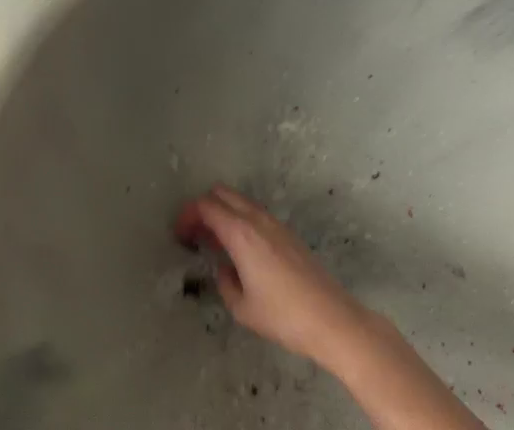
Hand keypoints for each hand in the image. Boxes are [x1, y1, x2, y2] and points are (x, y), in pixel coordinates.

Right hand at [173, 184, 377, 367]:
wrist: (332, 320)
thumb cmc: (283, 316)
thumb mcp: (241, 307)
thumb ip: (224, 282)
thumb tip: (224, 269)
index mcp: (240, 233)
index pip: (206, 206)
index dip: (187, 215)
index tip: (180, 235)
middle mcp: (257, 220)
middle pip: (222, 194)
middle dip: (203, 208)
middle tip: (195, 234)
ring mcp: (276, 225)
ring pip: (241, 202)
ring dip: (223, 213)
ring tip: (216, 243)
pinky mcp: (289, 235)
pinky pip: (256, 214)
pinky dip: (241, 221)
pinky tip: (241, 251)